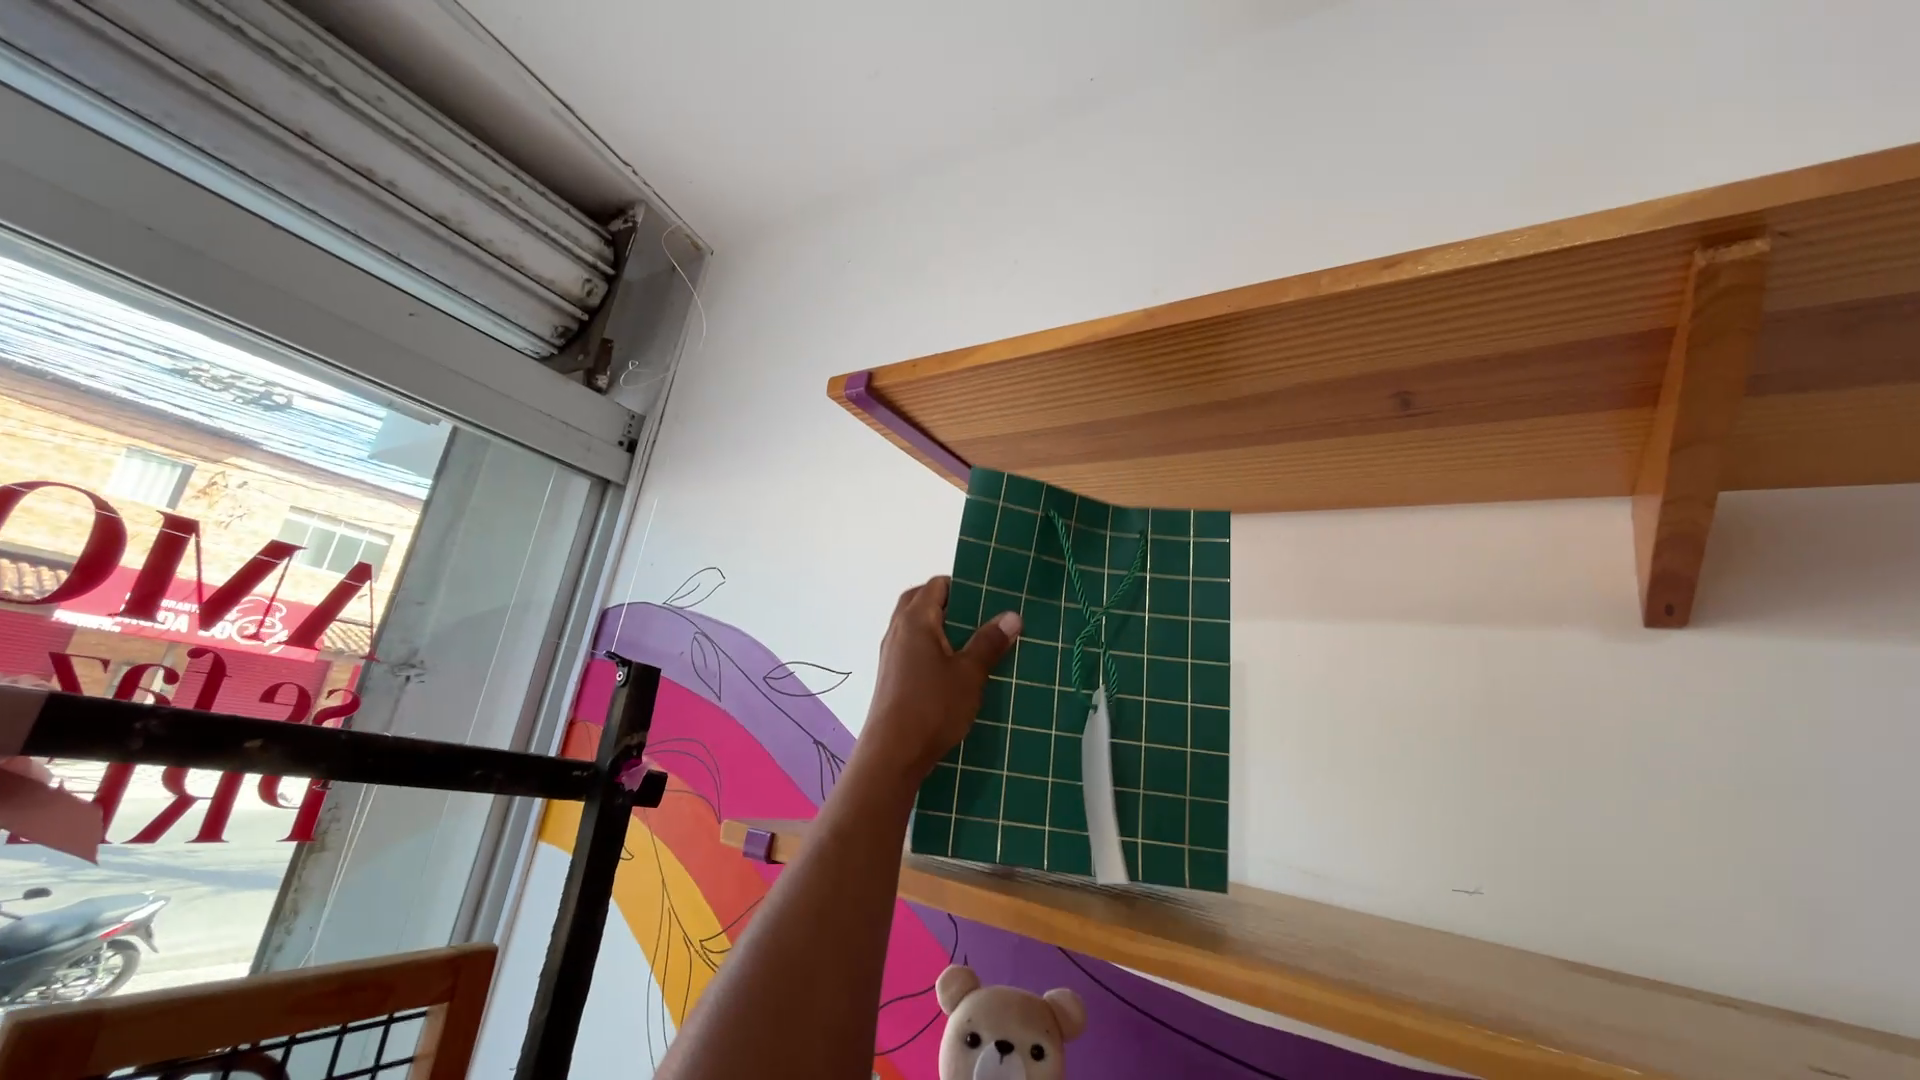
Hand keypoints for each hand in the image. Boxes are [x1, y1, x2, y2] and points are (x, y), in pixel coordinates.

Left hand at [860, 576, 1019, 778]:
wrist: (892, 753)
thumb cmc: (933, 706)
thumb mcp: (970, 674)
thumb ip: (989, 643)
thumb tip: (1012, 616)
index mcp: (915, 620)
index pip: (937, 585)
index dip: (963, 587)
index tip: (989, 601)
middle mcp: (897, 631)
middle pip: (920, 601)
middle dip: (949, 605)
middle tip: (978, 620)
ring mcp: (890, 655)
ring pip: (914, 627)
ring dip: (939, 628)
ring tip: (970, 646)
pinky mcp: (890, 677)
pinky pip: (911, 649)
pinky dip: (930, 649)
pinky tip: (951, 671)